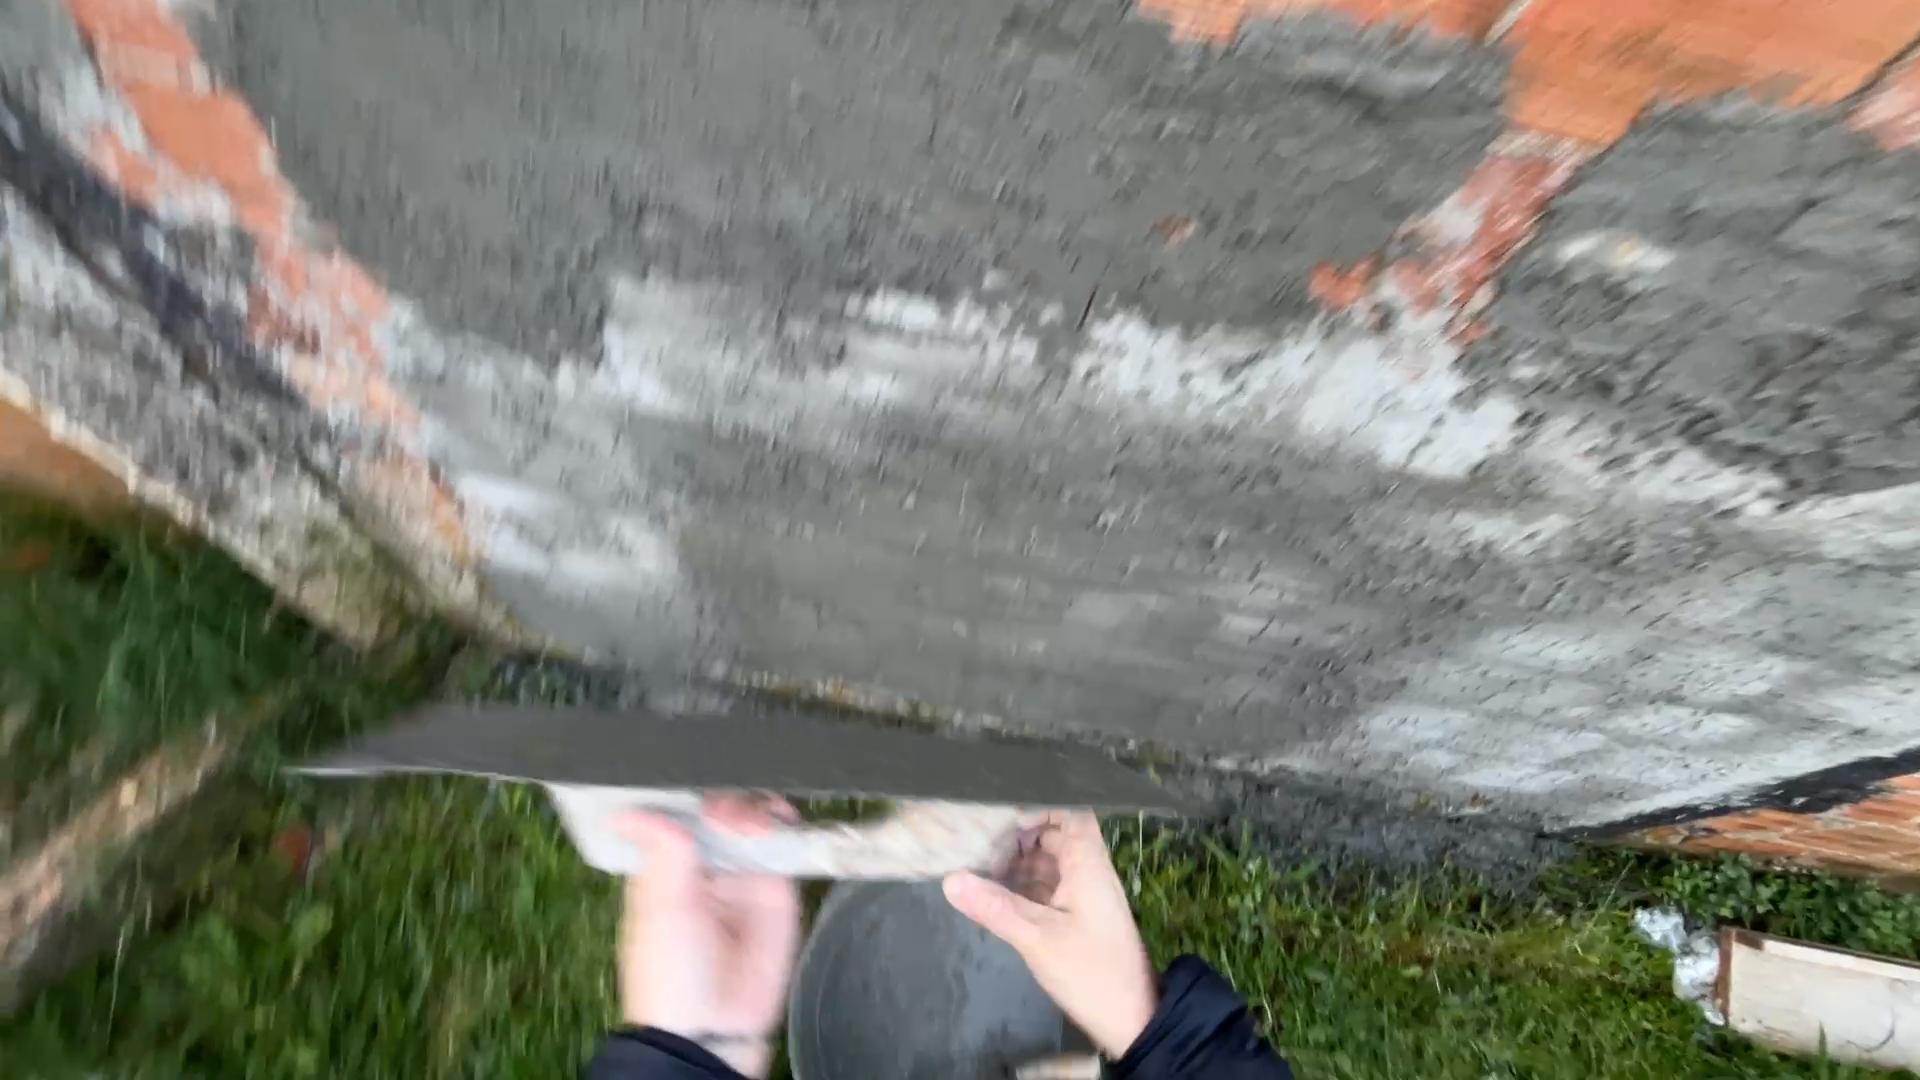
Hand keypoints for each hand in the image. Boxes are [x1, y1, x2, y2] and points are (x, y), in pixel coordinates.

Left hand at [617, 796, 801, 1077]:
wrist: (716, 1026)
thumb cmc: (670, 973)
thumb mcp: (660, 910)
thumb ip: (661, 854)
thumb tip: (626, 811)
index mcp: (670, 867)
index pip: (681, 815)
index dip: (690, 796)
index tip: (696, 785)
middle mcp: (709, 864)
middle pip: (723, 811)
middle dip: (727, 800)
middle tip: (726, 811)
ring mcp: (745, 872)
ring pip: (755, 820)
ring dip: (755, 808)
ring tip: (751, 822)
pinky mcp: (778, 885)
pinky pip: (785, 845)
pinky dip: (785, 825)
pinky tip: (779, 820)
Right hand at [943, 812, 1156, 1058]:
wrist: (1133, 1022)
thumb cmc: (1090, 971)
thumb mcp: (1037, 938)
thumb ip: (995, 907)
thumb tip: (951, 880)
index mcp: (1088, 864)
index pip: (1070, 813)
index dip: (1040, 806)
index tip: (1005, 815)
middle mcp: (1089, 872)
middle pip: (1055, 836)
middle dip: (1020, 836)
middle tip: (983, 842)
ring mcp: (1086, 896)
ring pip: (1051, 863)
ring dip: (1021, 863)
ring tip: (982, 868)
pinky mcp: (1080, 918)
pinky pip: (1050, 888)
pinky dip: (1026, 886)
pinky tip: (998, 896)